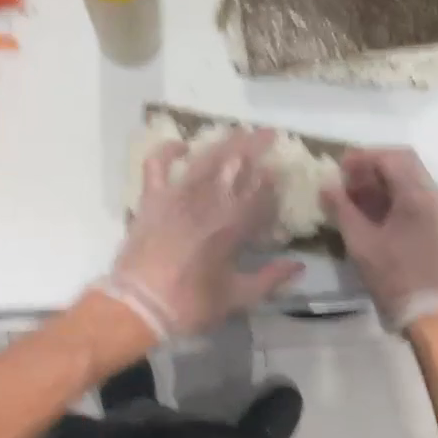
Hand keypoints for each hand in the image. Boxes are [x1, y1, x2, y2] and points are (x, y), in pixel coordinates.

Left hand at [98, 130, 302, 340]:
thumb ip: (270, 279)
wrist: (138, 306)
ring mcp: (177, 196)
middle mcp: (208, 202)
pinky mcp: (152, 198)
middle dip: (256, 146)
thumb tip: (299, 266)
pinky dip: (168, 151)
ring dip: (225, 142)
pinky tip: (181, 144)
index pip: (260, 193)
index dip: (273, 181)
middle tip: (271, 134)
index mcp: (233, 226)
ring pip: (206, 159)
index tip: (281, 172)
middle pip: (237, 164)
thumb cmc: (190, 305)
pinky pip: (157, 165)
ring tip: (241, 130)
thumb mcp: (237, 297)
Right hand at [321, 147, 437, 332]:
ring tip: (353, 197)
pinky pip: (415, 196)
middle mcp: (433, 194)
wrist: (429, 313)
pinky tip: (371, 211)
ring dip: (382, 181)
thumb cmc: (394, 277)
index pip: (390, 158)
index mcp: (417, 195)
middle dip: (373, 166)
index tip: (338, 168)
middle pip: (403, 162)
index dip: (362, 158)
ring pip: (410, 178)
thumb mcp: (361, 243)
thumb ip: (342, 209)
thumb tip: (326, 186)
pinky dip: (393, 195)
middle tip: (346, 180)